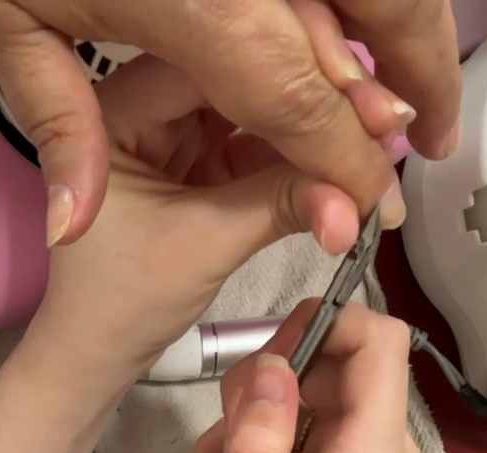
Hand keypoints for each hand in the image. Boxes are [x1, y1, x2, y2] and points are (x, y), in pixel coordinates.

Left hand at [0, 0, 459, 245]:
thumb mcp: (9, 35)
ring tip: (419, 98)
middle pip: (373, 3)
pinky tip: (363, 41)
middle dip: (420, 73)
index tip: (367, 200)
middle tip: (438, 138)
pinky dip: (360, 5)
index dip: (339, 153)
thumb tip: (69, 224)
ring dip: (406, 29)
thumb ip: (59, 133)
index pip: (294, 93)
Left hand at [29, 56, 407, 374]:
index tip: (370, 111)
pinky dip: (302, 160)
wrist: (96, 354)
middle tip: (391, 130)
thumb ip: (283, 201)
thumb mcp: (203, 245)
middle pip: (250, 76)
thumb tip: (369, 177)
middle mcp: (149, 98)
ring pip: (264, 108)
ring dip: (321, 135)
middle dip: (322, 106)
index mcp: (122, 104)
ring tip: (381, 157)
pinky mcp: (198, 156)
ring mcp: (176, 126)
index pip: (222, 64)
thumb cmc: (119, 306)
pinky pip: (260, 141)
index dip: (302, 80)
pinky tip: (351, 167)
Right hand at [164, 301, 421, 452]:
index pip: (377, 342)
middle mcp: (376, 441)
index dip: (322, 324)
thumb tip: (270, 370)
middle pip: (326, 359)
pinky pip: (290, 423)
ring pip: (297, 388)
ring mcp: (356, 449)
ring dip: (239, 424)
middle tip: (219, 443)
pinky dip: (244, 445)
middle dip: (258, 387)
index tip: (262, 361)